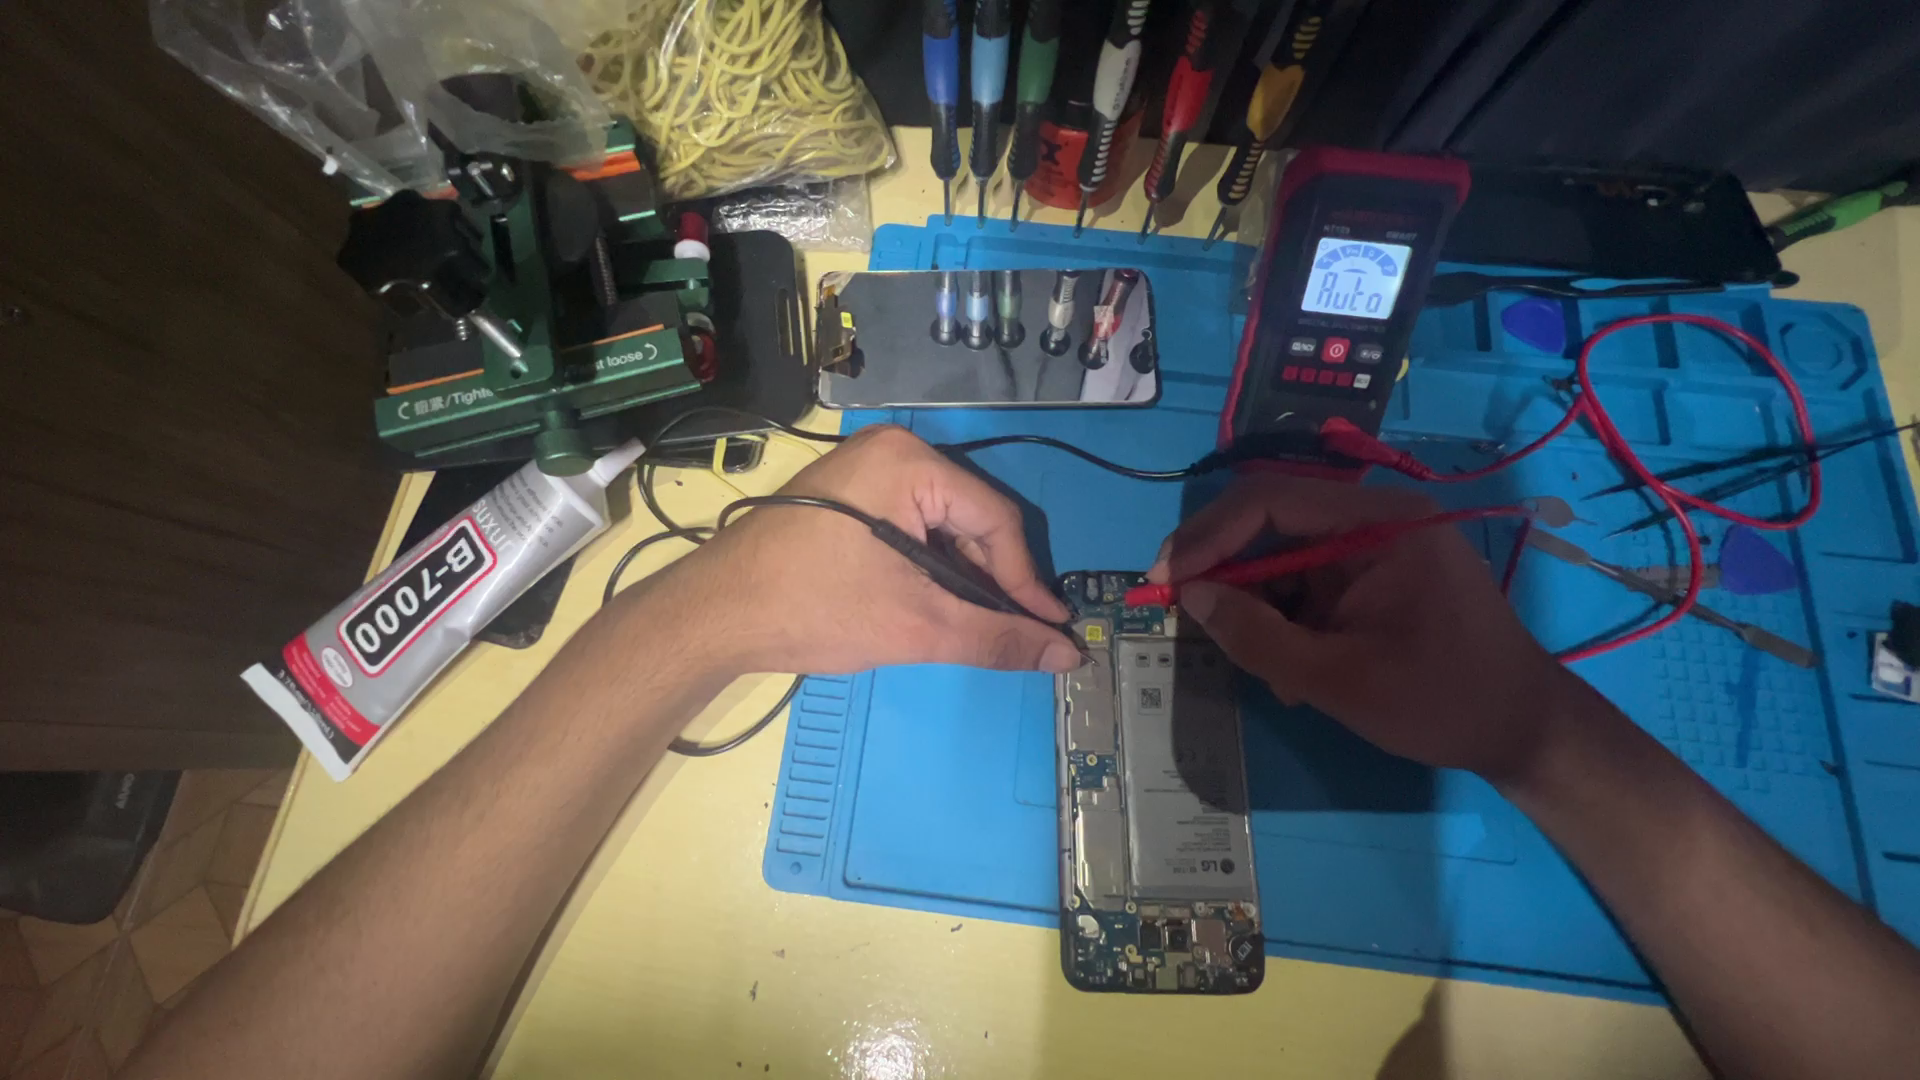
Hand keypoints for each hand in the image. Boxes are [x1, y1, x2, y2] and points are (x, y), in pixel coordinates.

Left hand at [645, 425, 1080, 675]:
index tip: (1051, 627)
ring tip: (972, 625)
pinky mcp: (846, 498)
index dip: (1026, 579)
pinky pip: (908, 529)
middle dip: (991, 580)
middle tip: (1011, 631)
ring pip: (939, 528)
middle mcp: (892, 453)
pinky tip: (932, 604)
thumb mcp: (915, 626)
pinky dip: (927, 569)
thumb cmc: (815, 610)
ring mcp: (864, 472)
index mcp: (911, 462)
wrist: (712, 617)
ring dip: (959, 578)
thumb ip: (996, 638)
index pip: (995, 519)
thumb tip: (1067, 657)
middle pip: (967, 520)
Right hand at [1149, 474, 1580, 779]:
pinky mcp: (1365, 576)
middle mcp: (1371, 519)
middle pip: (1267, 520)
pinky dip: (1278, 619)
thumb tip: (1189, 597)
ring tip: (1250, 659)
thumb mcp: (1337, 679)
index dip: (1208, 534)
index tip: (1166, 577)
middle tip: (1175, 601)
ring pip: (1276, 555)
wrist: (1526, 733)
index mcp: (1379, 522)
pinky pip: (1299, 582)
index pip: (1270, 500)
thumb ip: (1256, 636)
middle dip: (1218, 564)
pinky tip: (1286, 669)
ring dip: (1250, 602)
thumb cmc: (1443, 701)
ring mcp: (1368, 547)